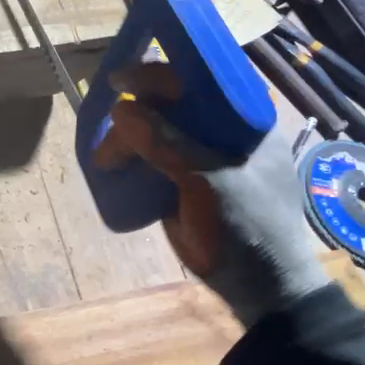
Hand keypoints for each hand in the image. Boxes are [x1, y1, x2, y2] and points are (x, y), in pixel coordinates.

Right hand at [95, 64, 329, 325]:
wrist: (258, 289)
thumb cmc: (245, 230)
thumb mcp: (206, 183)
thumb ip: (168, 143)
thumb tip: (122, 109)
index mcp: (244, 124)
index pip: (200, 81)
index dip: (161, 75)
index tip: (122, 80)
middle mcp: (223, 132)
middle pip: (171, 102)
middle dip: (136, 109)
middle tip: (108, 123)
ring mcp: (202, 155)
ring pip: (155, 128)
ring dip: (126, 138)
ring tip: (106, 159)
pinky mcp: (183, 177)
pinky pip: (150, 153)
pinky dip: (129, 154)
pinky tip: (112, 163)